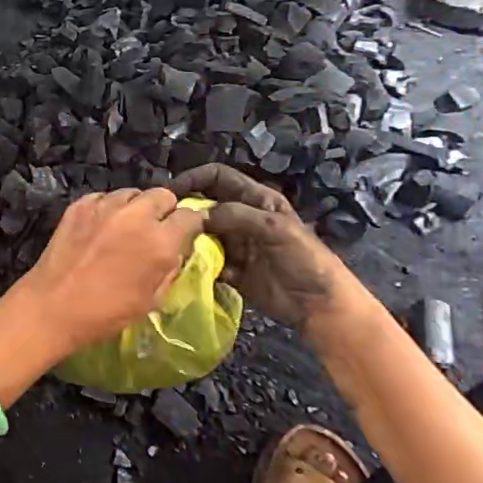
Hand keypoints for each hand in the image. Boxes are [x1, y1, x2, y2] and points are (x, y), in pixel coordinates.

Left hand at [1, 188, 206, 354]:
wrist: (53, 305)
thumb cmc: (108, 311)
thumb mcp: (154, 298)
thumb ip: (171, 267)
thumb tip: (176, 250)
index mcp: (161, 241)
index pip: (191, 216)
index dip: (190, 226)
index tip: (184, 235)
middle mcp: (135, 215)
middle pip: (163, 195)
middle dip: (164, 210)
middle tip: (154, 230)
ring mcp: (104, 206)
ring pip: (132, 193)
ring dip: (135, 207)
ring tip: (125, 228)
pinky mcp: (79, 205)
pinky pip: (104, 197)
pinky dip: (108, 208)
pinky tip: (101, 227)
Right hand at [168, 164, 371, 331]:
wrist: (318, 305)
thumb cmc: (304, 259)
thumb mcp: (275, 228)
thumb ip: (236, 215)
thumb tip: (196, 215)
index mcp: (256, 199)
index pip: (217, 176)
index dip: (193, 178)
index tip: (171, 192)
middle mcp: (242, 216)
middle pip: (204, 203)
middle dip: (185, 208)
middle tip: (164, 221)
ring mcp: (234, 242)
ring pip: (200, 231)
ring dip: (186, 236)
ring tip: (170, 244)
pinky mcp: (230, 267)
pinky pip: (204, 258)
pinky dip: (194, 260)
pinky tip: (185, 264)